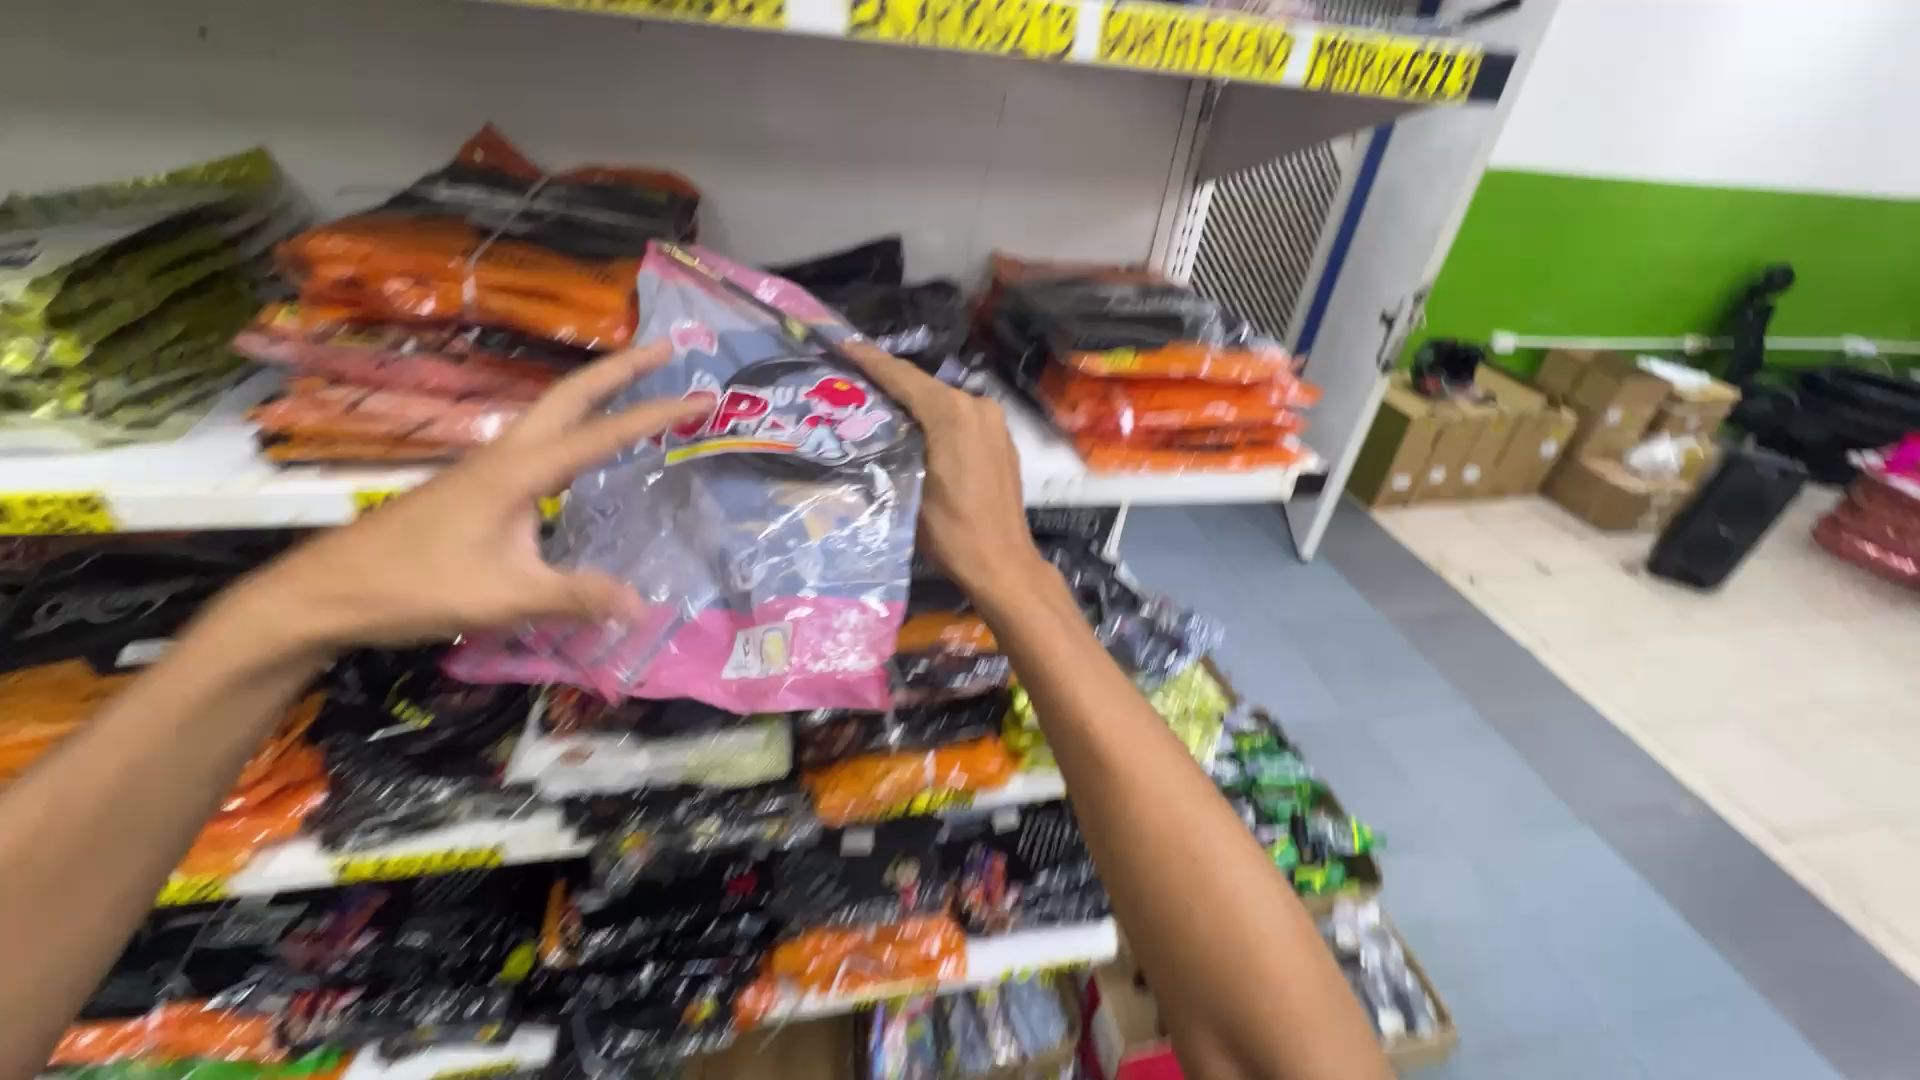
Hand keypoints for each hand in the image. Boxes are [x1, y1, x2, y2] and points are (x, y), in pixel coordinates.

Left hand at [227, 343, 707, 651]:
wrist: (325, 592)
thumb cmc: (414, 587)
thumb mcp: (505, 598)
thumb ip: (577, 596)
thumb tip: (645, 605)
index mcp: (518, 472)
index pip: (601, 434)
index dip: (655, 415)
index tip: (702, 397)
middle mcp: (506, 456)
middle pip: (571, 395)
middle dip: (622, 368)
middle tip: (667, 350)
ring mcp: (488, 467)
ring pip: (552, 411)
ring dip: (597, 389)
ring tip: (637, 382)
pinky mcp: (478, 486)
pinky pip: (541, 439)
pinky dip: (576, 423)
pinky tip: (583, 445)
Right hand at [844, 342, 1047, 594]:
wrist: (1002, 562)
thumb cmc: (950, 532)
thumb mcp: (906, 491)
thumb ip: (888, 450)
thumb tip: (862, 432)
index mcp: (952, 413)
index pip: (902, 377)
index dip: (869, 360)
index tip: (842, 345)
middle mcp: (977, 406)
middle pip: (923, 385)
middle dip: (887, 382)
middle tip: (850, 381)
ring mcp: (994, 422)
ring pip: (942, 401)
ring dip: (911, 402)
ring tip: (875, 406)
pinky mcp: (1001, 439)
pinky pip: (961, 418)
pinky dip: (935, 418)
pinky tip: (914, 430)